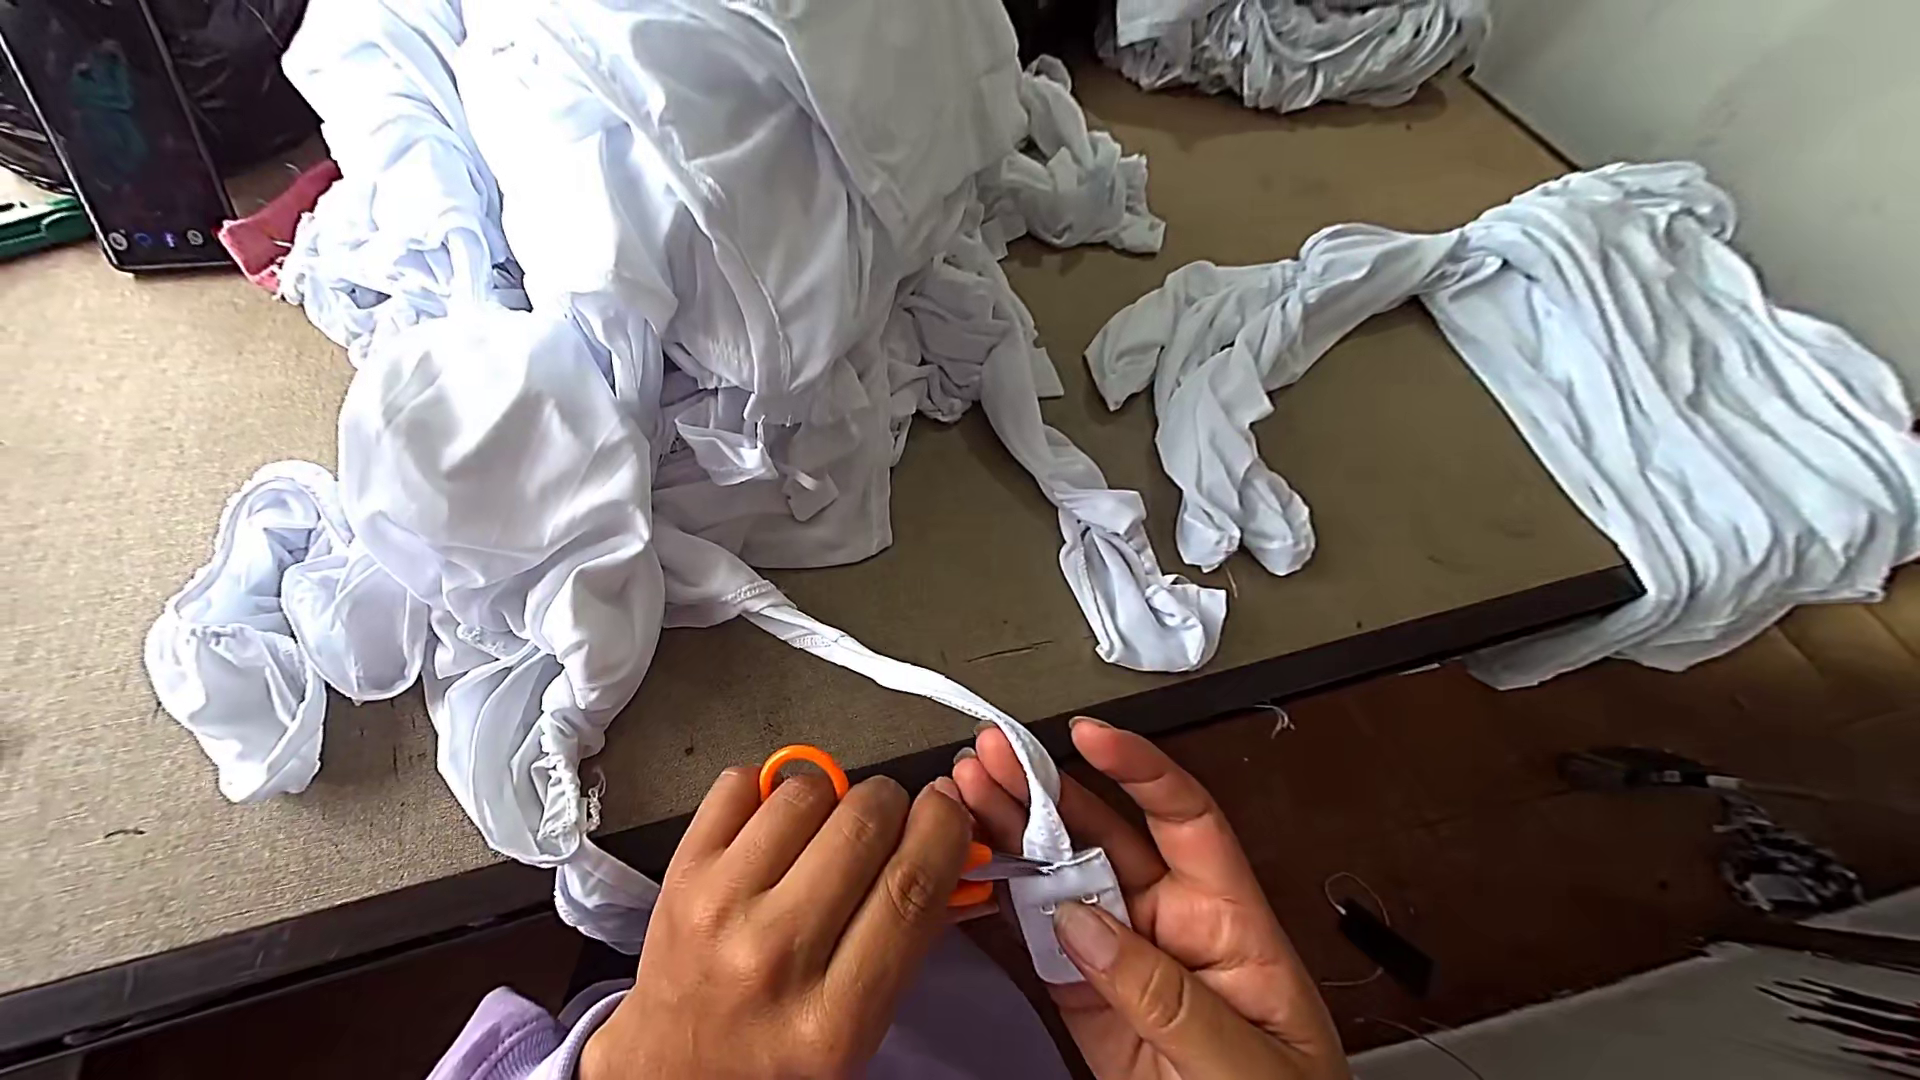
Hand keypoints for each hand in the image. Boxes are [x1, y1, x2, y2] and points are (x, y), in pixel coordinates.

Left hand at [581, 767, 973, 1078]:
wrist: (672, 1074)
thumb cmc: (781, 1051)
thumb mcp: (864, 1023)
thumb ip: (917, 929)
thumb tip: (960, 836)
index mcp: (834, 1019)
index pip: (910, 886)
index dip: (943, 827)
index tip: (946, 807)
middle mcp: (772, 958)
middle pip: (864, 822)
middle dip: (890, 801)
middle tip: (886, 819)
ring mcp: (718, 910)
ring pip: (806, 790)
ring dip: (831, 795)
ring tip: (823, 829)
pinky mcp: (679, 874)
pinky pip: (741, 782)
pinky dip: (769, 787)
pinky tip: (773, 825)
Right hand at [953, 717, 1348, 1079]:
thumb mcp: (1248, 1066)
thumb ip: (1170, 997)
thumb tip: (1085, 925)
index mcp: (1225, 916)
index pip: (1183, 816)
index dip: (1137, 768)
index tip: (1092, 735)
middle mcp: (1164, 918)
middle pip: (1101, 828)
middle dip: (1047, 784)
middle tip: (1001, 752)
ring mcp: (1116, 948)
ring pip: (1059, 868)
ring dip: (1013, 823)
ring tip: (974, 784)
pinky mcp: (1078, 986)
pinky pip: (1036, 924)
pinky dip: (1002, 888)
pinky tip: (976, 851)